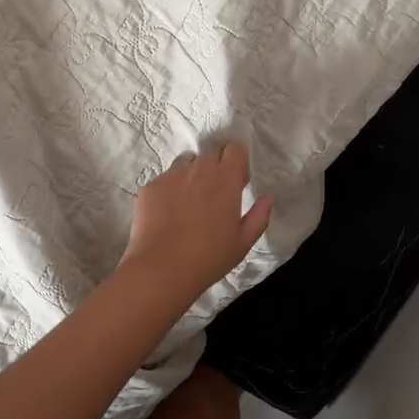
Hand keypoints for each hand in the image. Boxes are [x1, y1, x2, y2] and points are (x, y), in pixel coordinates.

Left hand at [120, 142, 273, 303]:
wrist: (161, 269)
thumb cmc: (209, 258)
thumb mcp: (243, 242)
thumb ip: (259, 215)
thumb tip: (268, 197)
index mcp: (225, 179)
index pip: (235, 149)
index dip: (238, 160)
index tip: (237, 180)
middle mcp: (199, 169)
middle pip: (212, 151)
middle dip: (218, 164)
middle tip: (216, 190)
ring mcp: (171, 175)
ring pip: (187, 161)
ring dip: (193, 172)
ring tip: (190, 200)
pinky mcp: (150, 186)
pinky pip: (164, 178)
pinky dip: (170, 188)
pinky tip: (168, 212)